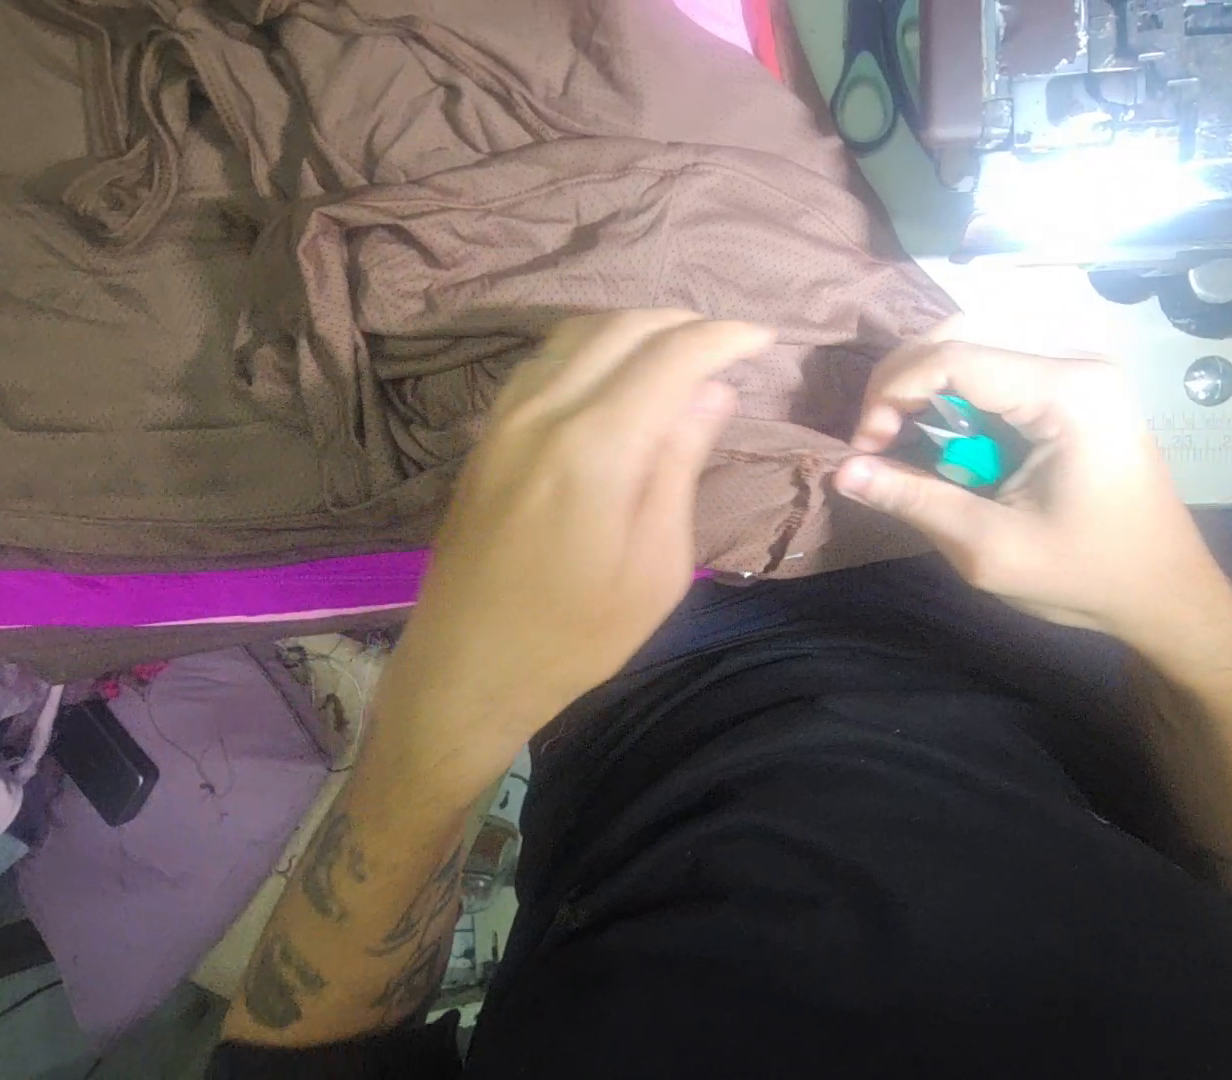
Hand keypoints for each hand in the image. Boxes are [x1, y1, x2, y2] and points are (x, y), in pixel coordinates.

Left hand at [371, 310, 772, 781]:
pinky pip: (543, 362)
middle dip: (683, 322)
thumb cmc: (576, 633)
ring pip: (576, 334)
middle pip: (621, 328)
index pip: (671, 355)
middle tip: (726, 345)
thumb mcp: (655, 565)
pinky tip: (612, 373)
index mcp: (595, 444)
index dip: (724, 337)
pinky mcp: (485, 437)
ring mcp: (505, 419)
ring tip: (678, 353)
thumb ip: (679, 464)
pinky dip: (589, 348)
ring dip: (634, 329)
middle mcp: (543, 411)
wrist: (469, 667)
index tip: (762, 339)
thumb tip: (714, 391)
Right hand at [833, 319, 1231, 654]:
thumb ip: (914, 500)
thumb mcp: (988, 548)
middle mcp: (1075, 363)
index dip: (891, 392)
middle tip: (876, 440)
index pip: (951, 355)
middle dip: (900, 381)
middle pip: (958, 333)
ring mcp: (1076, 371)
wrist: (1163, 592)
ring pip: (971, 342)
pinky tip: (938, 433)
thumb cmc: (1083, 575)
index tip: (865, 447)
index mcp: (1068, 393)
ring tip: (899, 436)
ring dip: (921, 384)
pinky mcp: (1070, 388)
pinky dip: (949, 393)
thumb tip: (841, 470)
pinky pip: (993, 367)